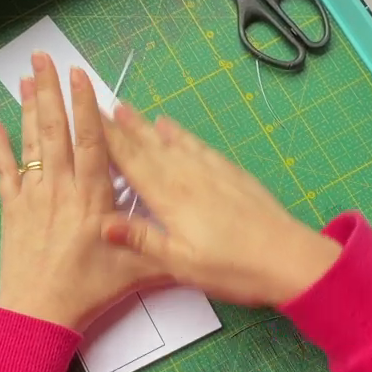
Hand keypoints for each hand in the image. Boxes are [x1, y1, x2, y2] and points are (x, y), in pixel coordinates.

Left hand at [0, 53, 164, 330]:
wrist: (38, 314)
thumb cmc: (88, 292)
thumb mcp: (137, 272)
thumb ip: (161, 245)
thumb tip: (187, 226)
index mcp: (92, 198)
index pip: (90, 142)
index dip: (85, 107)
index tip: (80, 76)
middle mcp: (61, 189)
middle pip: (55, 130)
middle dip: (50, 91)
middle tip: (44, 58)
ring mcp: (33, 197)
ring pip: (31, 143)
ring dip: (28, 108)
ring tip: (27, 78)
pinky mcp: (12, 210)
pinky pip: (4, 171)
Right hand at [101, 103, 339, 305]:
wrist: (288, 257)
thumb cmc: (232, 266)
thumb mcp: (180, 263)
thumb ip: (142, 240)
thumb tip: (101, 223)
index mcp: (169, 196)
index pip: (128, 161)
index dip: (105, 138)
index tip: (83, 118)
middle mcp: (185, 175)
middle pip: (145, 145)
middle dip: (119, 125)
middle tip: (96, 104)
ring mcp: (209, 170)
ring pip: (168, 140)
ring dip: (144, 124)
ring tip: (125, 107)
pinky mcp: (228, 172)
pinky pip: (195, 144)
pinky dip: (178, 133)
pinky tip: (170, 126)